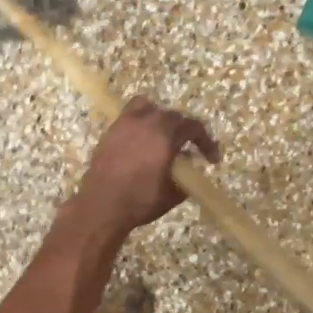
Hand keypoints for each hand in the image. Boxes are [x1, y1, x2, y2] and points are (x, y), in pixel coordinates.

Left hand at [74, 97, 219, 233]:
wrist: (101, 205)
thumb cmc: (139, 201)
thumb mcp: (172, 195)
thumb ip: (185, 179)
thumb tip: (187, 172)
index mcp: (166, 136)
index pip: (194, 128)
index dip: (206, 142)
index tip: (211, 159)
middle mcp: (147, 123)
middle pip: (173, 116)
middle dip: (185, 131)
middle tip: (188, 148)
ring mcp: (126, 123)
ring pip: (150, 108)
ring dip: (161, 119)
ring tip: (162, 136)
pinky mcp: (111, 130)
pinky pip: (130, 115)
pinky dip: (140, 121)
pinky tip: (141, 138)